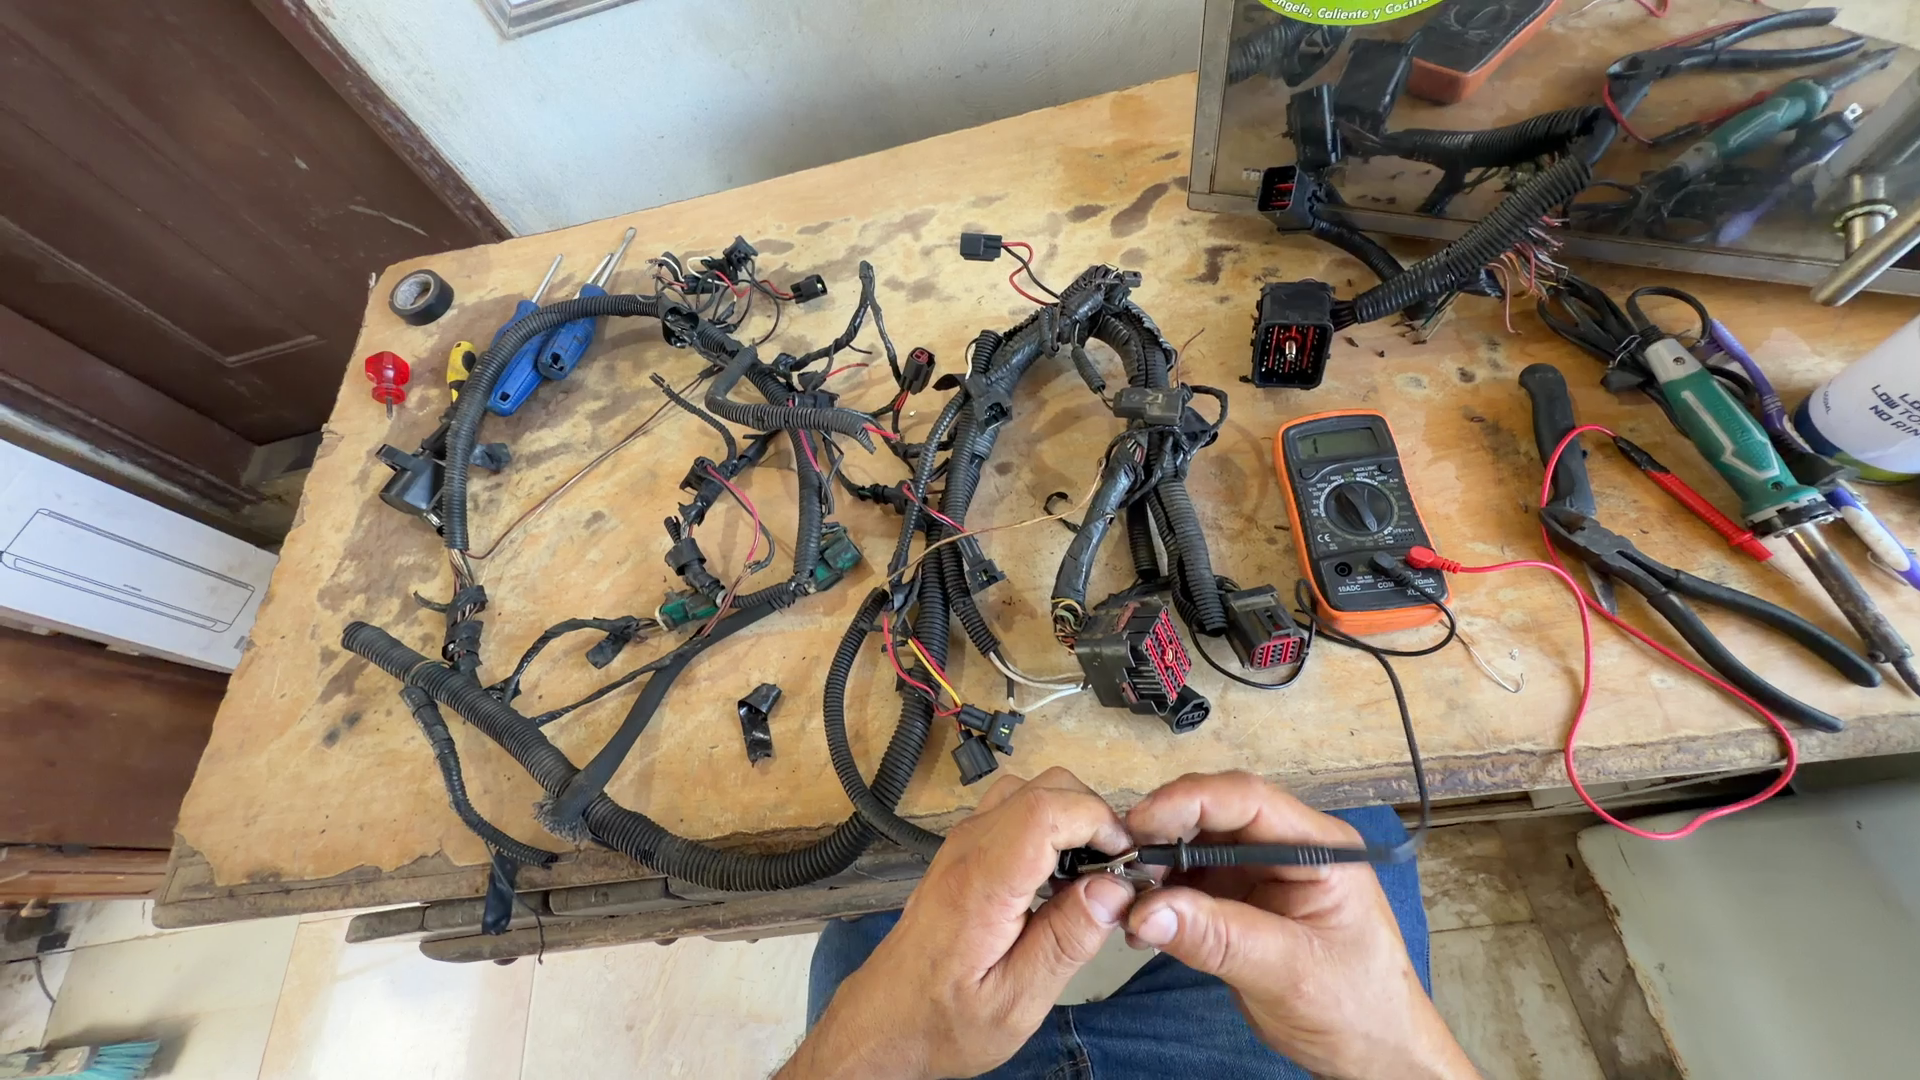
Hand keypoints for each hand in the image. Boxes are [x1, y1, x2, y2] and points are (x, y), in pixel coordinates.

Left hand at [779, 767, 1134, 1079]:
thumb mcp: (1015, 1003)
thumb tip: (1113, 888)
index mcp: (982, 882)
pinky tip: (1058, 872)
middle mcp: (969, 846)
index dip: (1095, 819)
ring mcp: (963, 841)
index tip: (1124, 856)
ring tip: (1090, 869)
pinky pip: (1013, 809)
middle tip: (1115, 866)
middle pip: (1041, 787)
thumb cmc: (943, 1019)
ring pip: (1028, 790)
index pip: (1044, 810)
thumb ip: (1066, 941)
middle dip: (1091, 814)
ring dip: (1069, 815)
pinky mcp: (964, 848)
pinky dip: (1048, 823)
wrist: (886, 1018)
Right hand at [1123, 772, 1477, 1079]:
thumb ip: (1218, 939)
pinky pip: (1190, 877)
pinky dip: (1162, 893)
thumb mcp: (1290, 975)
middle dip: (1165, 831)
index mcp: (1318, 846)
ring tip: (1130, 897)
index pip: (1246, 798)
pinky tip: (1143, 920)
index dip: (1187, 802)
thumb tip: (1144, 911)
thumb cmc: (1360, 1014)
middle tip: (1126, 862)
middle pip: (1213, 812)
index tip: (1139, 824)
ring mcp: (1260, 867)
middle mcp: (1286, 844)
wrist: (1378, 1062)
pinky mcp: (1240, 893)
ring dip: (1158, 864)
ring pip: (1194, 841)